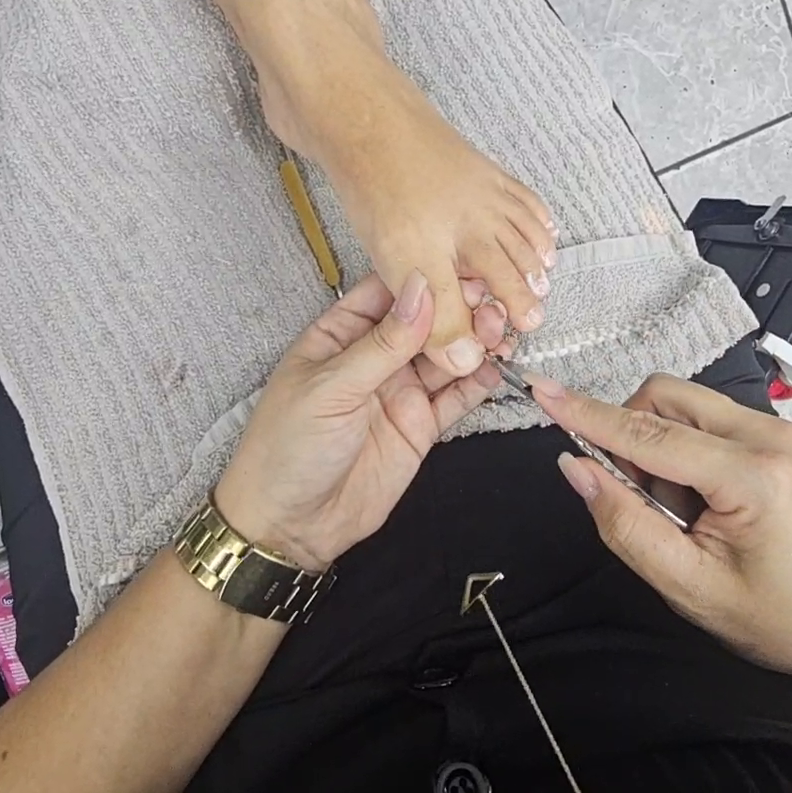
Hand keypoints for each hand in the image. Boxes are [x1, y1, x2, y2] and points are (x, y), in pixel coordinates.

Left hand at [213, 272, 508, 571]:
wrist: (290, 526)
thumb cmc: (289, 446)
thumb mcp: (331, 387)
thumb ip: (381, 342)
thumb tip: (420, 287)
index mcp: (340, 335)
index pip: (387, 292)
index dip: (423, 278)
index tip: (461, 266)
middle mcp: (375, 357)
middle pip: (424, 323)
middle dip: (458, 310)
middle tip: (491, 303)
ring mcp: (400, 391)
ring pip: (446, 356)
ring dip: (474, 342)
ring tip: (501, 332)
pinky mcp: (420, 426)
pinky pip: (455, 398)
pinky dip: (478, 383)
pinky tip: (498, 367)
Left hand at [263, 49, 556, 379]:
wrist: (356, 106)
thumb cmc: (378, 184)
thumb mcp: (407, 261)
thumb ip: (440, 314)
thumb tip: (469, 363)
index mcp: (474, 237)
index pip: (505, 284)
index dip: (515, 310)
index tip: (525, 331)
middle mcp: (485, 209)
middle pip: (517, 251)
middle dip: (528, 282)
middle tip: (537, 305)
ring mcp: (477, 179)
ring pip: (518, 218)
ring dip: (532, 245)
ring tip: (545, 264)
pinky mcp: (460, 158)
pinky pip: (508, 187)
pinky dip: (525, 206)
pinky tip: (527, 210)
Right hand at [535, 375, 791, 681]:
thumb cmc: (783, 619)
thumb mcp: (691, 587)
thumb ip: (624, 524)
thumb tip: (576, 467)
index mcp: (750, 475)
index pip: (647, 431)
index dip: (586, 413)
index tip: (541, 390)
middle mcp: (766, 434)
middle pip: (663, 396)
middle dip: (630, 435)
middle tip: (642, 500)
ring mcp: (774, 428)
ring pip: (680, 405)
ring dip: (657, 446)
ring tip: (681, 512)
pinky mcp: (774, 434)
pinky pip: (702, 420)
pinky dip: (681, 450)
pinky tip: (700, 500)